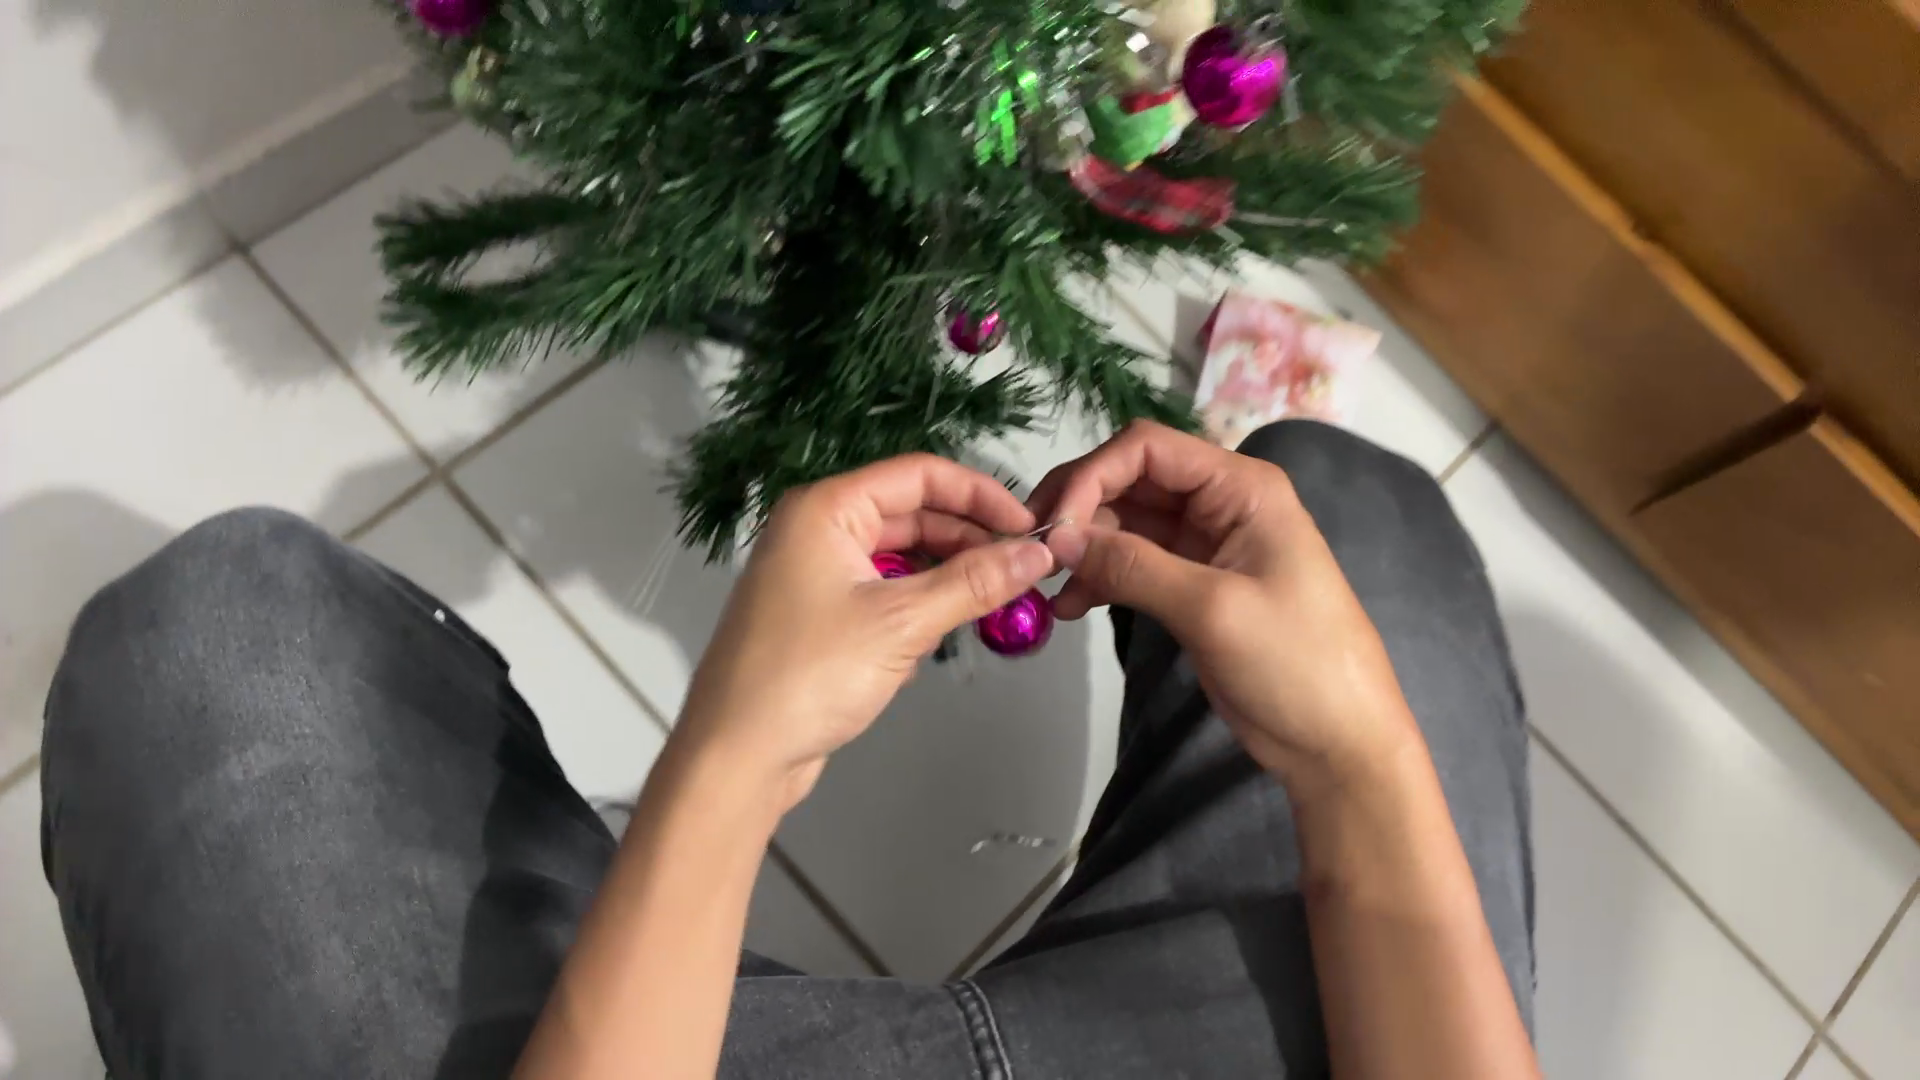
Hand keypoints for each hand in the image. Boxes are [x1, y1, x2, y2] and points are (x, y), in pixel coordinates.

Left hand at [677, 454, 1054, 812]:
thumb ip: (974, 583)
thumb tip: (1038, 553)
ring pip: (901, 556)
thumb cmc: (810, 674)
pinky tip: (947, 629)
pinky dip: (920, 603)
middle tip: (1022, 570)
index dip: (980, 495)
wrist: (736, 755)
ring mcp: (818, 573)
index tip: (1028, 527)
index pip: (919, 476)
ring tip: (996, 600)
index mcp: (827, 509)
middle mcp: (819, 529)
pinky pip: (884, 591)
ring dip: (948, 575)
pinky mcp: (822, 614)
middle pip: (912, 514)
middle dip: (968, 540)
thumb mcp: (902, 622)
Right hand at [1028, 421, 1420, 788]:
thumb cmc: (1295, 664)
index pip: (1147, 448)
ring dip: (1082, 547)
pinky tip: (1070, 608)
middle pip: (1128, 479)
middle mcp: (1217, 502)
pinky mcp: (1188, 582)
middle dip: (1078, 508)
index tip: (1052, 525)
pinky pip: (1129, 562)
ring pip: (1122, 522)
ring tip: (1048, 586)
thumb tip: (1055, 539)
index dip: (1091, 475)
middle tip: (1033, 550)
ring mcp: (1201, 543)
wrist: (1338, 743)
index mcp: (1240, 487)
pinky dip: (1097, 578)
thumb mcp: (1212, 609)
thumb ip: (1131, 566)